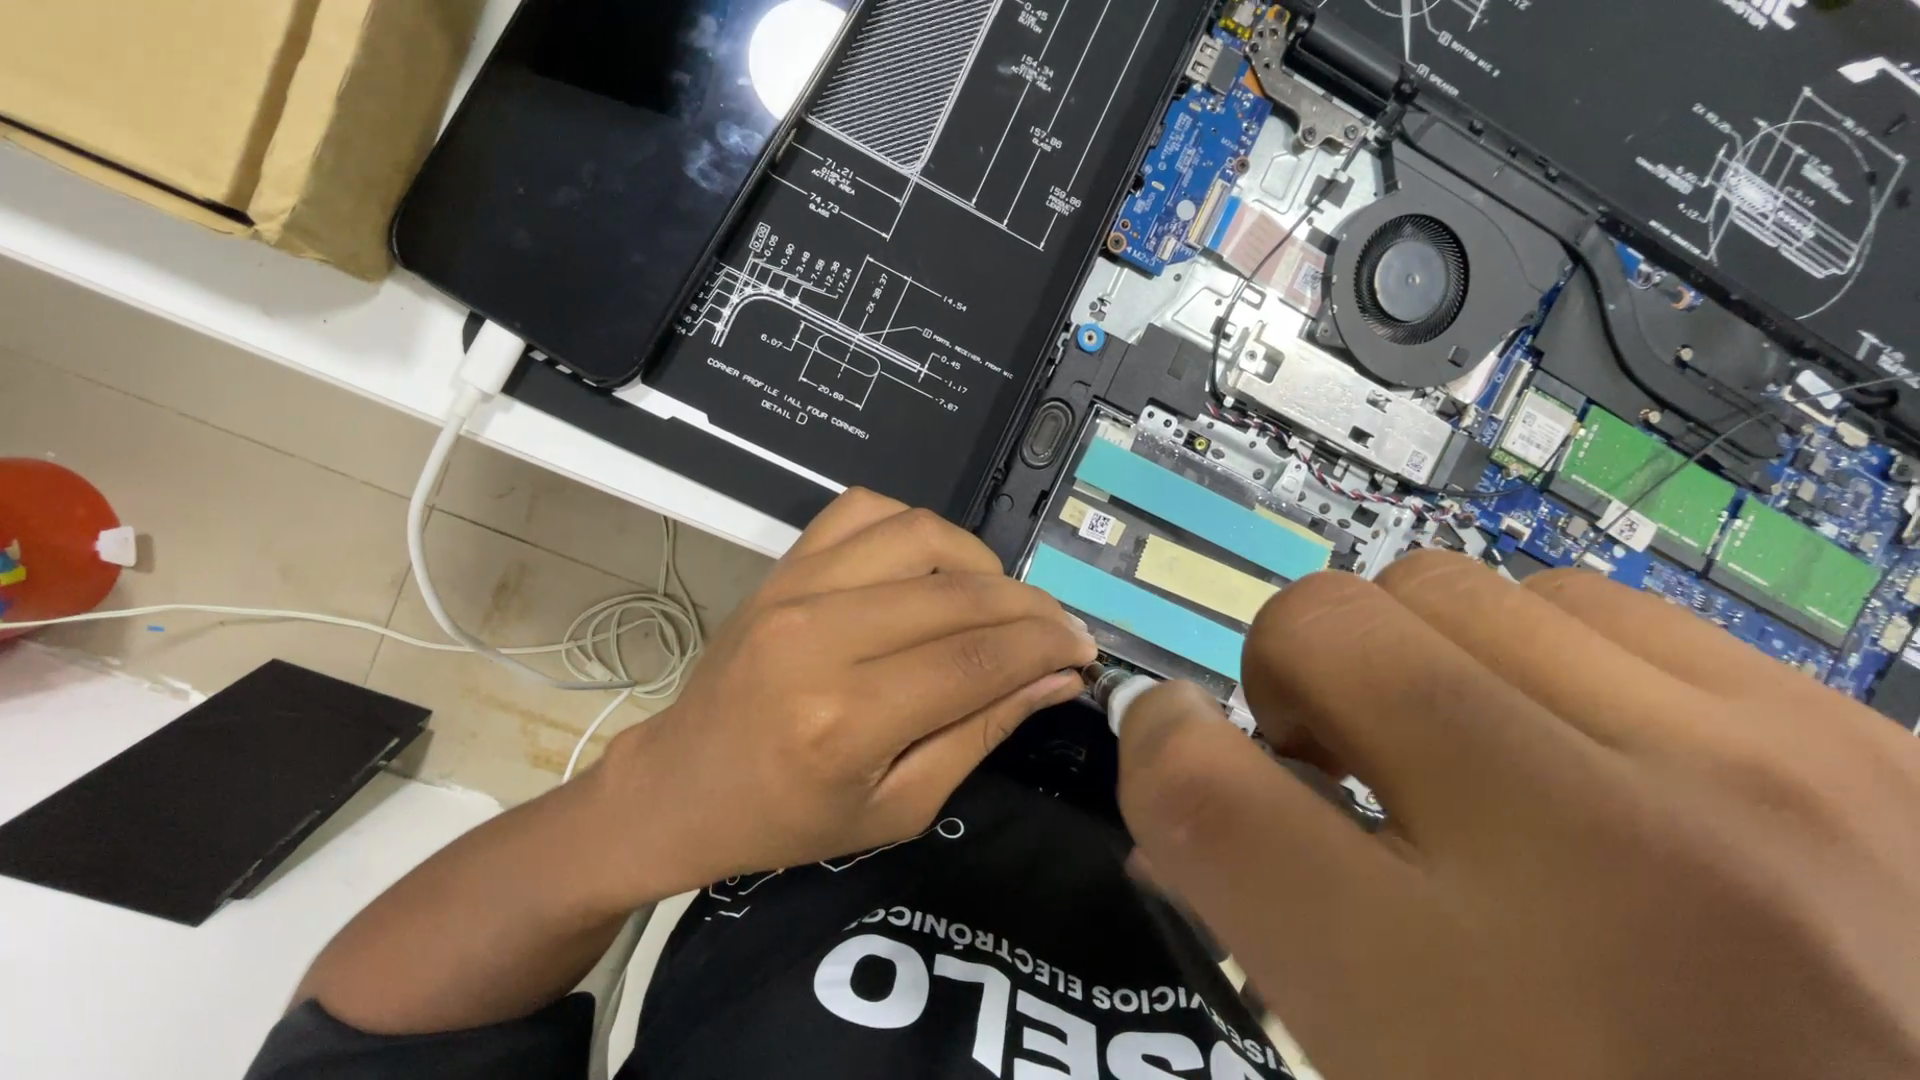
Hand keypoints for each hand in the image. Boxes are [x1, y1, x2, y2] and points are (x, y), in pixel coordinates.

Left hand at [598, 489, 1096, 896]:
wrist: (684, 783)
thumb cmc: (790, 819)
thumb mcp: (899, 806)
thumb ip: (981, 733)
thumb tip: (1058, 677)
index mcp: (849, 719)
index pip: (979, 660)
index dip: (1047, 648)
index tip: (1083, 650)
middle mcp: (822, 637)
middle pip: (961, 596)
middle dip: (1031, 609)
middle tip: (1059, 630)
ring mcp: (795, 588)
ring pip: (922, 536)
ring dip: (981, 564)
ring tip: (997, 603)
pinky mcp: (783, 566)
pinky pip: (865, 511)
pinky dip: (917, 528)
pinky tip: (932, 568)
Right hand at [1118, 550, 1919, 1079]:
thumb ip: (1264, 930)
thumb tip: (1182, 795)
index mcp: (1451, 1001)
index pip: (1205, 786)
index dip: (1156, 744)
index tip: (1184, 752)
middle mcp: (1599, 855)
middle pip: (1321, 623)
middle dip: (1283, 675)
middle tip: (1332, 757)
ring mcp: (1751, 770)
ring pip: (1451, 586)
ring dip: (1410, 658)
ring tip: (1463, 750)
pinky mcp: (1858, 732)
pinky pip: (1594, 601)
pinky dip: (1535, 654)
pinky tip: (1584, 747)